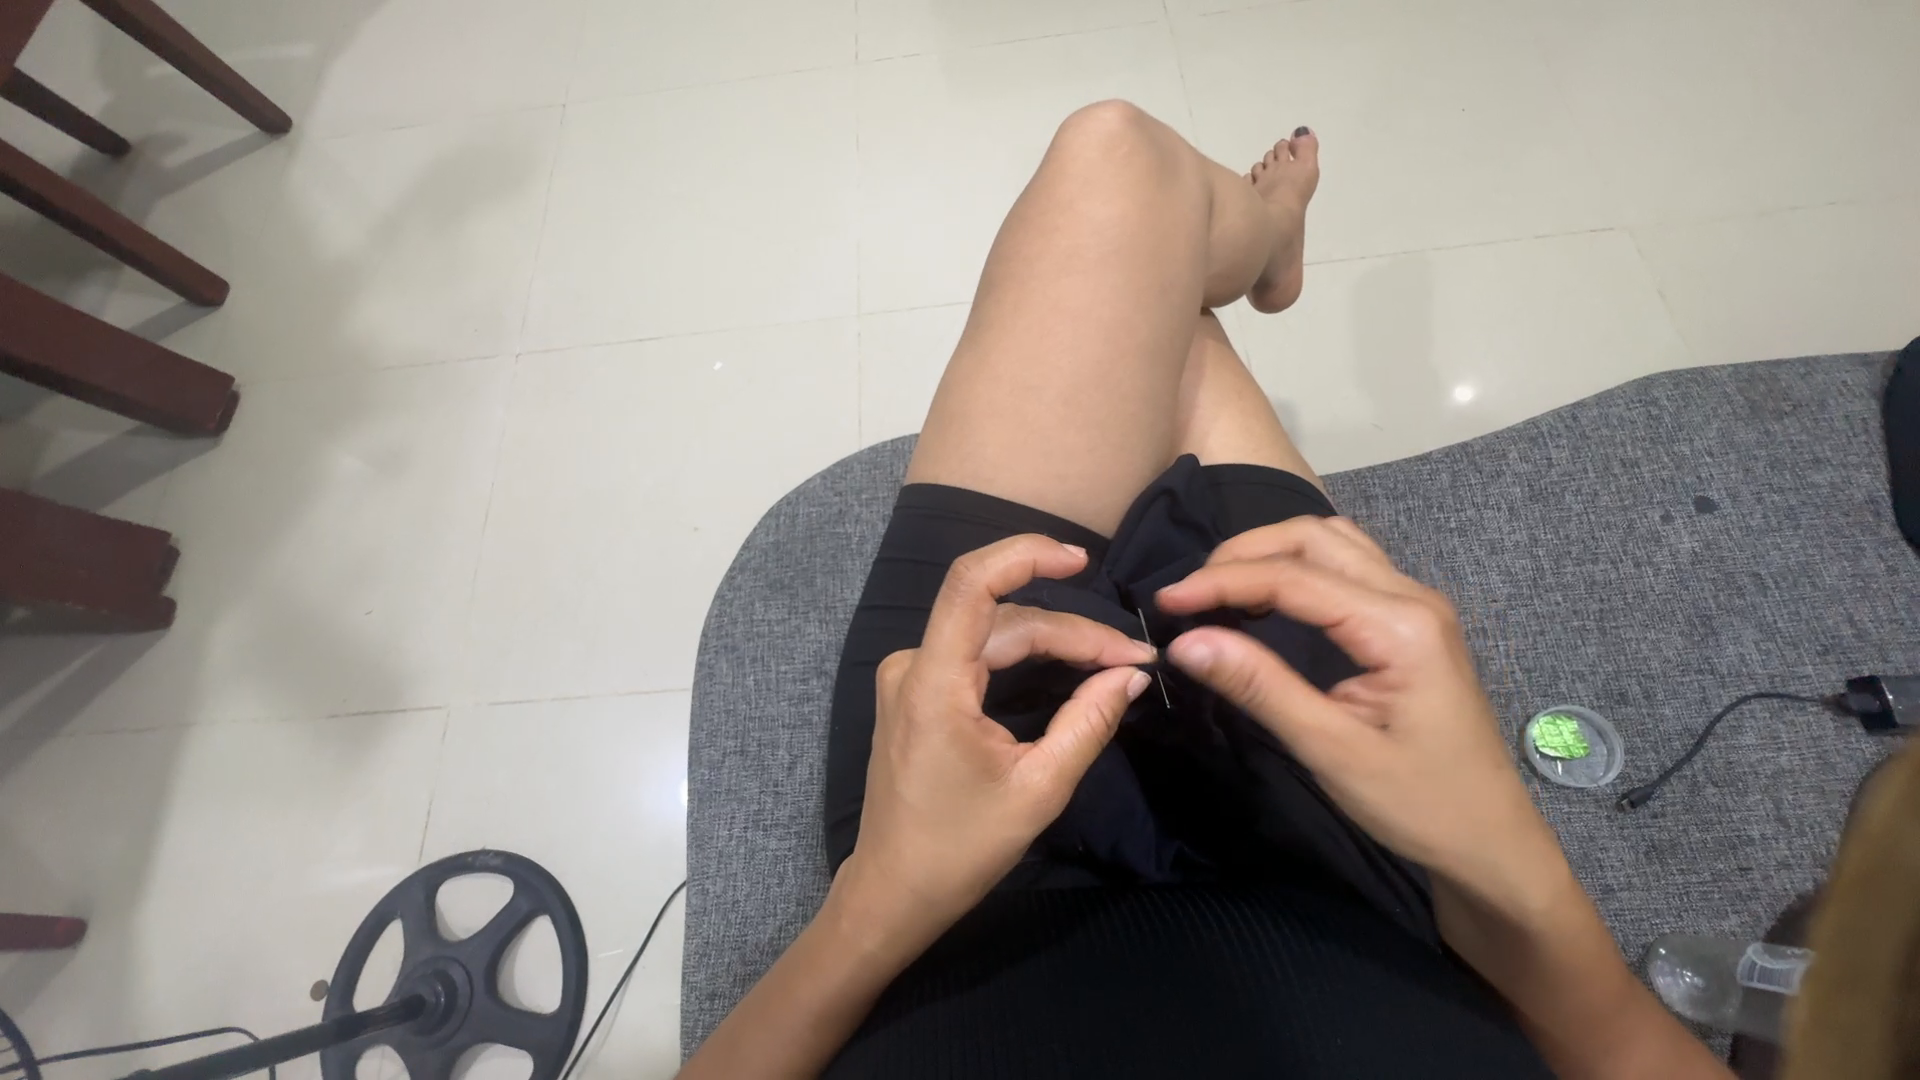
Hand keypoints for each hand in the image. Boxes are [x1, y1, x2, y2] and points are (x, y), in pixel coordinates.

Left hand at [838, 534, 1153, 949]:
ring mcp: (910, 675)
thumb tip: (1132, 674)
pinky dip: (1026, 654)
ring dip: (1054, 640)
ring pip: (994, 633)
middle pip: (1003, 619)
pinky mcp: (917, 688)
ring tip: (1112, 659)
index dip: (1025, 555)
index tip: (1081, 560)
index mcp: (933, 684)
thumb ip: (1088, 723)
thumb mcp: (1039, 790)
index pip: (971, 584)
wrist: (893, 889)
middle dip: (1073, 631)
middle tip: (1133, 658)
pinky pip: (978, 653)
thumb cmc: (960, 850)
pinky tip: (1067, 661)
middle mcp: (913, 665)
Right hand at [1156, 516, 1564, 905]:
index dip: (1221, 582)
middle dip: (1242, 554)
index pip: (1293, 578)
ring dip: (1269, 552)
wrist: (1490, 841)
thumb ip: (1258, 685)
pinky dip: (1296, 565)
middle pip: (1313, 538)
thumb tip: (1185, 642)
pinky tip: (1267, 595)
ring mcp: (1414, 604)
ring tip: (1220, 588)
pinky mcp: (1408, 619)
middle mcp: (1411, 598)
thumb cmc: (1417, 803)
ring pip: (1330, 542)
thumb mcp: (1329, 749)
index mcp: (1399, 627)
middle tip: (1191, 593)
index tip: (1166, 602)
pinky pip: (1346, 564)